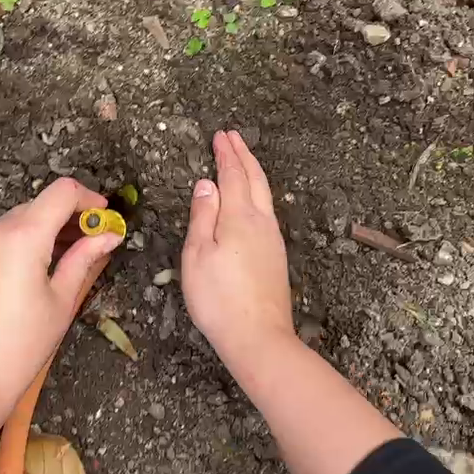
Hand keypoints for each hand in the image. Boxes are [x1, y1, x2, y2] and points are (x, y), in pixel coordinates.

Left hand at [0, 178, 123, 417]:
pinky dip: (21, 242)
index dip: (89, 199)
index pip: (62, 192)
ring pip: (18, 221)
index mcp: (22, 235)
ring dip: (45, 230)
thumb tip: (109, 236)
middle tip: (92, 243)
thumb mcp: (60, 302)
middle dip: (69, 218)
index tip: (105, 218)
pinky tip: (34, 271)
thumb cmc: (18, 346)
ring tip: (66, 260)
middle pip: (40, 205)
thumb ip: (84, 259)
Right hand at [181, 131, 294, 362]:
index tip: (220, 136)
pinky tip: (252, 199)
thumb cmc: (218, 298)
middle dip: (243, 155)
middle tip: (233, 137)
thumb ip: (203, 215)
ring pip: (265, 194)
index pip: (233, 176)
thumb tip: (206, 183)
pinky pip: (267, 210)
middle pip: (255, 179)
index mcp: (239, 217)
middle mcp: (261, 222)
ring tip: (242, 159)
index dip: (226, 154)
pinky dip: (258, 193)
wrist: (258, 337)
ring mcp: (272, 239)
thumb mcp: (198, 254)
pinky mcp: (275, 256)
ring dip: (253, 171)